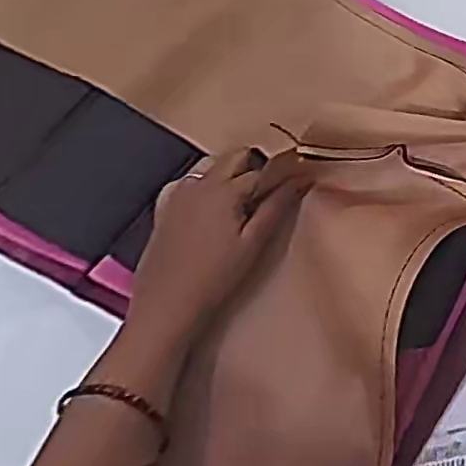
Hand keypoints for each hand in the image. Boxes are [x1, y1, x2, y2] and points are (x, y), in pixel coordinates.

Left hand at [125, 155, 309, 339]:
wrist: (165, 308)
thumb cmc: (215, 277)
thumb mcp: (254, 242)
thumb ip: (277, 205)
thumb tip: (301, 179)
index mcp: (224, 190)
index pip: (262, 169)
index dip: (281, 174)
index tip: (296, 179)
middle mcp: (199, 184)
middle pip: (235, 156)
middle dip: (256, 165)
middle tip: (269, 189)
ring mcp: (178, 194)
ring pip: (211, 164)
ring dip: (229, 171)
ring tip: (242, 197)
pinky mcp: (164, 208)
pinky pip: (188, 181)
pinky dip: (203, 182)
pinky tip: (209, 203)